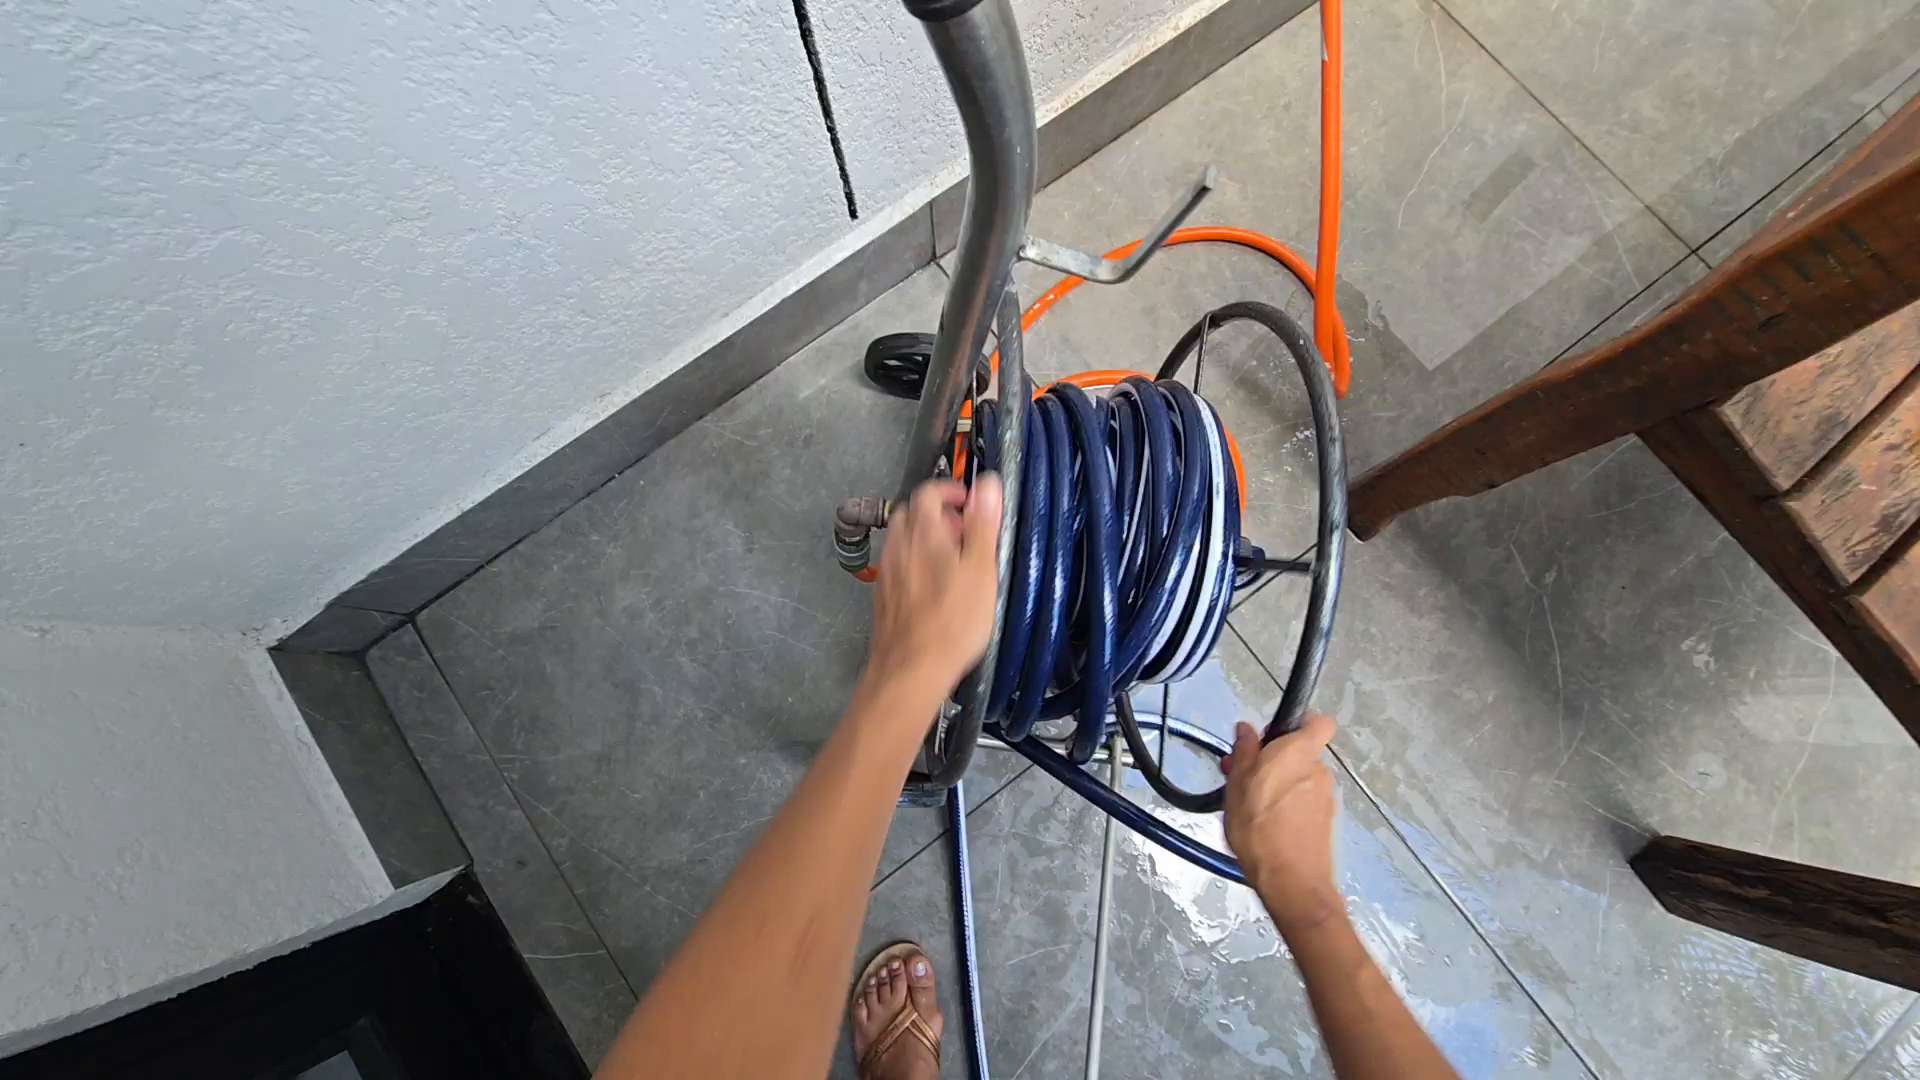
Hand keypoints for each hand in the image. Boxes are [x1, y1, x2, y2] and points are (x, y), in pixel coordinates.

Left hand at [864, 475, 1002, 694]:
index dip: (949, 490)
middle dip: (937, 515)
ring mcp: (887, 572)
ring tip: (951, 561)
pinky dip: (913, 563)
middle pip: (911, 513)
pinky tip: (933, 588)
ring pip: (902, 540)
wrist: (911, 669)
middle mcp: (898, 547)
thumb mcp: (981, 569)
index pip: (928, 492)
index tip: (967, 502)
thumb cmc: (951, 623)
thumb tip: (987, 485)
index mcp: (923, 533)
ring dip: (924, 539)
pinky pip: (897, 566)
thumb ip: (983, 524)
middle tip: (962, 532)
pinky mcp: (883, 596)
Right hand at [1220, 713, 1340, 937]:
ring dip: (1275, 783)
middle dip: (1271, 759)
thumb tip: (1247, 729)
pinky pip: (1302, 800)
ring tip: (1246, 803)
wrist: (1290, 882)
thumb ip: (1244, 751)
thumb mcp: (1238, 783)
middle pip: (1298, 752)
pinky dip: (1285, 805)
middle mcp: (1319, 771)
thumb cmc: (1259, 825)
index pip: (1317, 722)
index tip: (1272, 737)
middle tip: (1240, 775)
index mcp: (1300, 753)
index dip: (1297, 723)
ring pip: (1298, 778)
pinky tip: (1262, 824)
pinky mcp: (1324, 822)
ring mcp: (1324, 798)